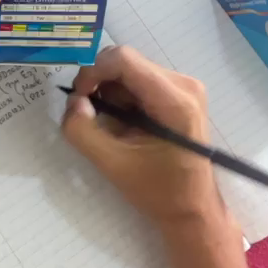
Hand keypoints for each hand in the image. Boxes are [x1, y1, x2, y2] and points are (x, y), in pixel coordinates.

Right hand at [61, 46, 222, 227]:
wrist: (193, 208)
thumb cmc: (158, 189)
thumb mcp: (111, 163)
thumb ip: (82, 130)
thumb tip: (74, 101)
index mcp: (174, 101)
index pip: (123, 59)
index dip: (92, 72)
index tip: (80, 98)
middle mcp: (183, 84)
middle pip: (125, 62)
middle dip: (100, 84)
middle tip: (92, 115)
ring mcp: (183, 87)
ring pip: (128, 69)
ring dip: (110, 92)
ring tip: (114, 125)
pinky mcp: (178, 92)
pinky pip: (137, 78)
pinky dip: (122, 96)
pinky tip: (126, 122)